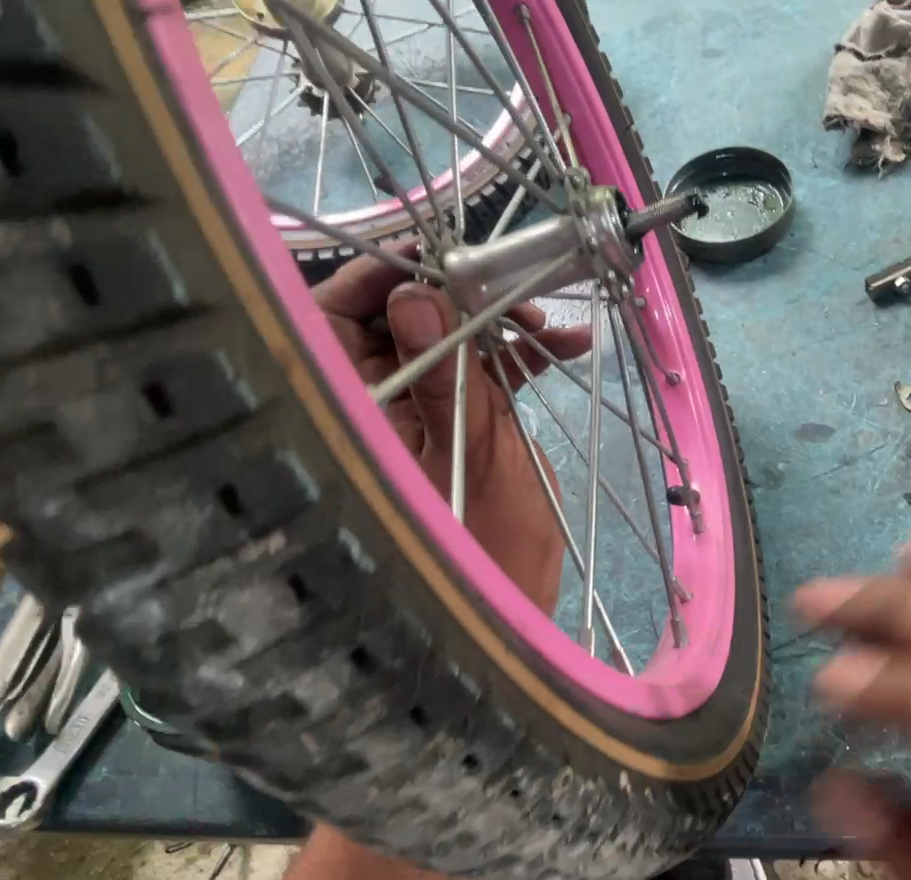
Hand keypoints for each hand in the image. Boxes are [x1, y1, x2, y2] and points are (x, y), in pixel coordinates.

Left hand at [314, 252, 590, 613]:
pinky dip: (530, 354)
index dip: (378, 277)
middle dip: (459, 294)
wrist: (519, 590)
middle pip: (404, 316)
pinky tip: (574, 345)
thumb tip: (416, 294)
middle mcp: (386, 396)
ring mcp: (432, 404)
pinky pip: (492, 368)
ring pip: (456, 336)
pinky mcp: (473, 416)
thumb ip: (444, 373)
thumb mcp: (465, 449)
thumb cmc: (485, 537)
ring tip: (549, 322)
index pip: (336, 315)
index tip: (434, 258)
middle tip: (507, 288)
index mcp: (358, 405)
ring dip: (505, 322)